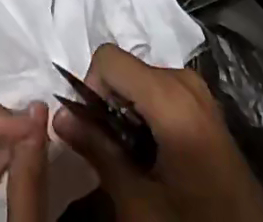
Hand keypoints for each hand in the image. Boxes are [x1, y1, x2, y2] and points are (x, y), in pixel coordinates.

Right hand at [53, 44, 262, 221]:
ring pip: (140, 79)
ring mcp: (197, 87)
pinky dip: (144, 113)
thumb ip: (98, 150)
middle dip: (106, 103)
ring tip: (130, 158)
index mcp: (170, 95)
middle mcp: (184, 78)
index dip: (90, 89)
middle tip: (106, 152)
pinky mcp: (203, 101)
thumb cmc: (191, 219)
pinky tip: (150, 154)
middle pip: (125, 68)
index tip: (89, 131)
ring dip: (124, 111)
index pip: (109, 58)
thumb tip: (59, 115)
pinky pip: (160, 90)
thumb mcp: (137, 200)